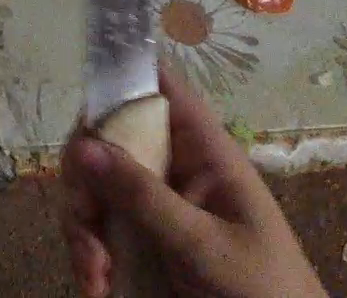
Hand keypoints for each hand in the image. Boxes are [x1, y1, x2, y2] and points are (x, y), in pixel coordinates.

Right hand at [60, 70, 324, 297]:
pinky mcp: (135, 230)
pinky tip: (95, 281)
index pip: (159, 87)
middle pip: (103, 135)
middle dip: (83, 177)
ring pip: (89, 180)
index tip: (85, 90)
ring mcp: (149, 197)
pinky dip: (85, 248)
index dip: (121, 70)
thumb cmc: (265, 291)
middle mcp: (168, 163)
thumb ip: (145, 197)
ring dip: (80, 223)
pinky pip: (92, 219)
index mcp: (201, 150)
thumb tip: (82, 145)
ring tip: (94, 273)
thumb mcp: (207, 246)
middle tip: (84, 220)